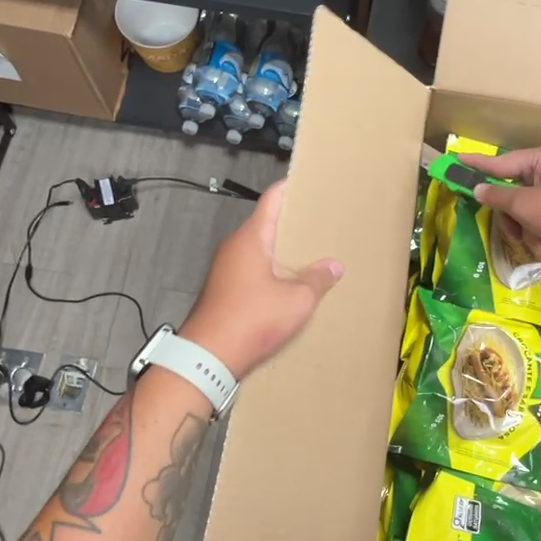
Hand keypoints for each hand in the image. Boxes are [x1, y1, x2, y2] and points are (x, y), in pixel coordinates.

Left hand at [180, 180, 342, 379]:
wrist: (207, 358)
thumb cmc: (251, 321)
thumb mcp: (296, 301)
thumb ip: (317, 279)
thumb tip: (333, 266)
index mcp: (251, 238)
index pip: (272, 199)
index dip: (292, 188)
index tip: (310, 182)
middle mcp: (235, 247)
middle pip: (267, 225)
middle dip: (294, 224)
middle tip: (324, 222)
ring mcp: (227, 269)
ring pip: (261, 250)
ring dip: (285, 252)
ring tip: (315, 255)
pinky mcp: (225, 290)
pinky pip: (254, 271)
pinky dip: (274, 272)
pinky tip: (293, 285)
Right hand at [460, 144, 540, 261]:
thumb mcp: (527, 206)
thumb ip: (499, 197)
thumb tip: (480, 188)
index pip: (502, 161)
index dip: (478, 165)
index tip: (456, 161)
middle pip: (516, 190)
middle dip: (512, 217)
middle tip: (514, 234)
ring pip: (531, 207)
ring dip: (527, 229)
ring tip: (537, 246)